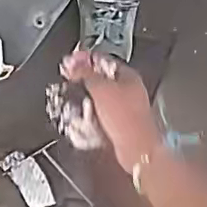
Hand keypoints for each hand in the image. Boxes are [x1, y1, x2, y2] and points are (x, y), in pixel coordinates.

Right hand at [61, 49, 162, 170]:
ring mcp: (125, 107)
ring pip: (101, 97)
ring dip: (87, 97)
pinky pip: (101, 113)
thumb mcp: (100, 88)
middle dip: (84, 79)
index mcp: (128, 76)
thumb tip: (73, 62)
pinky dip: (92, 113)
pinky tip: (85, 116)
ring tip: (76, 98)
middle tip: (70, 79)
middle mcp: (129, 90)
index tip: (70, 62)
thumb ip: (85, 73)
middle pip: (102, 78)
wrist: (136, 148)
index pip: (103, 60)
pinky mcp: (120, 123)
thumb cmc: (126, 117)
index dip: (85, 59)